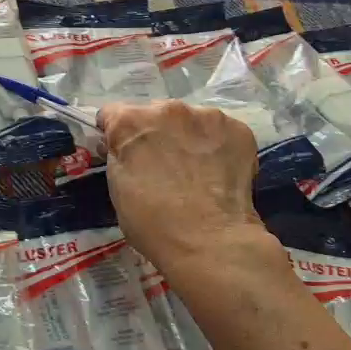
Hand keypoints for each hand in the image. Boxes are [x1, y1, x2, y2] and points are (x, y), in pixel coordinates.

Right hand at [100, 100, 280, 275]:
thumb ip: (121, 156)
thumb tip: (128, 150)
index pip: (112, 114)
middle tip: (163, 165)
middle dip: (155, 133)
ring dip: (188, 137)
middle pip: (155, 113)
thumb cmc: (152, 222)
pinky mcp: (238, 129)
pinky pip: (220, 132)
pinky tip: (218, 172)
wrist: (210, 241)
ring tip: (195, 170)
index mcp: (129, 122)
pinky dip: (217, 146)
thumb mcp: (117, 187)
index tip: (123, 151)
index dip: (115, 133)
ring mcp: (206, 116)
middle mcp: (166, 109)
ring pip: (190, 121)